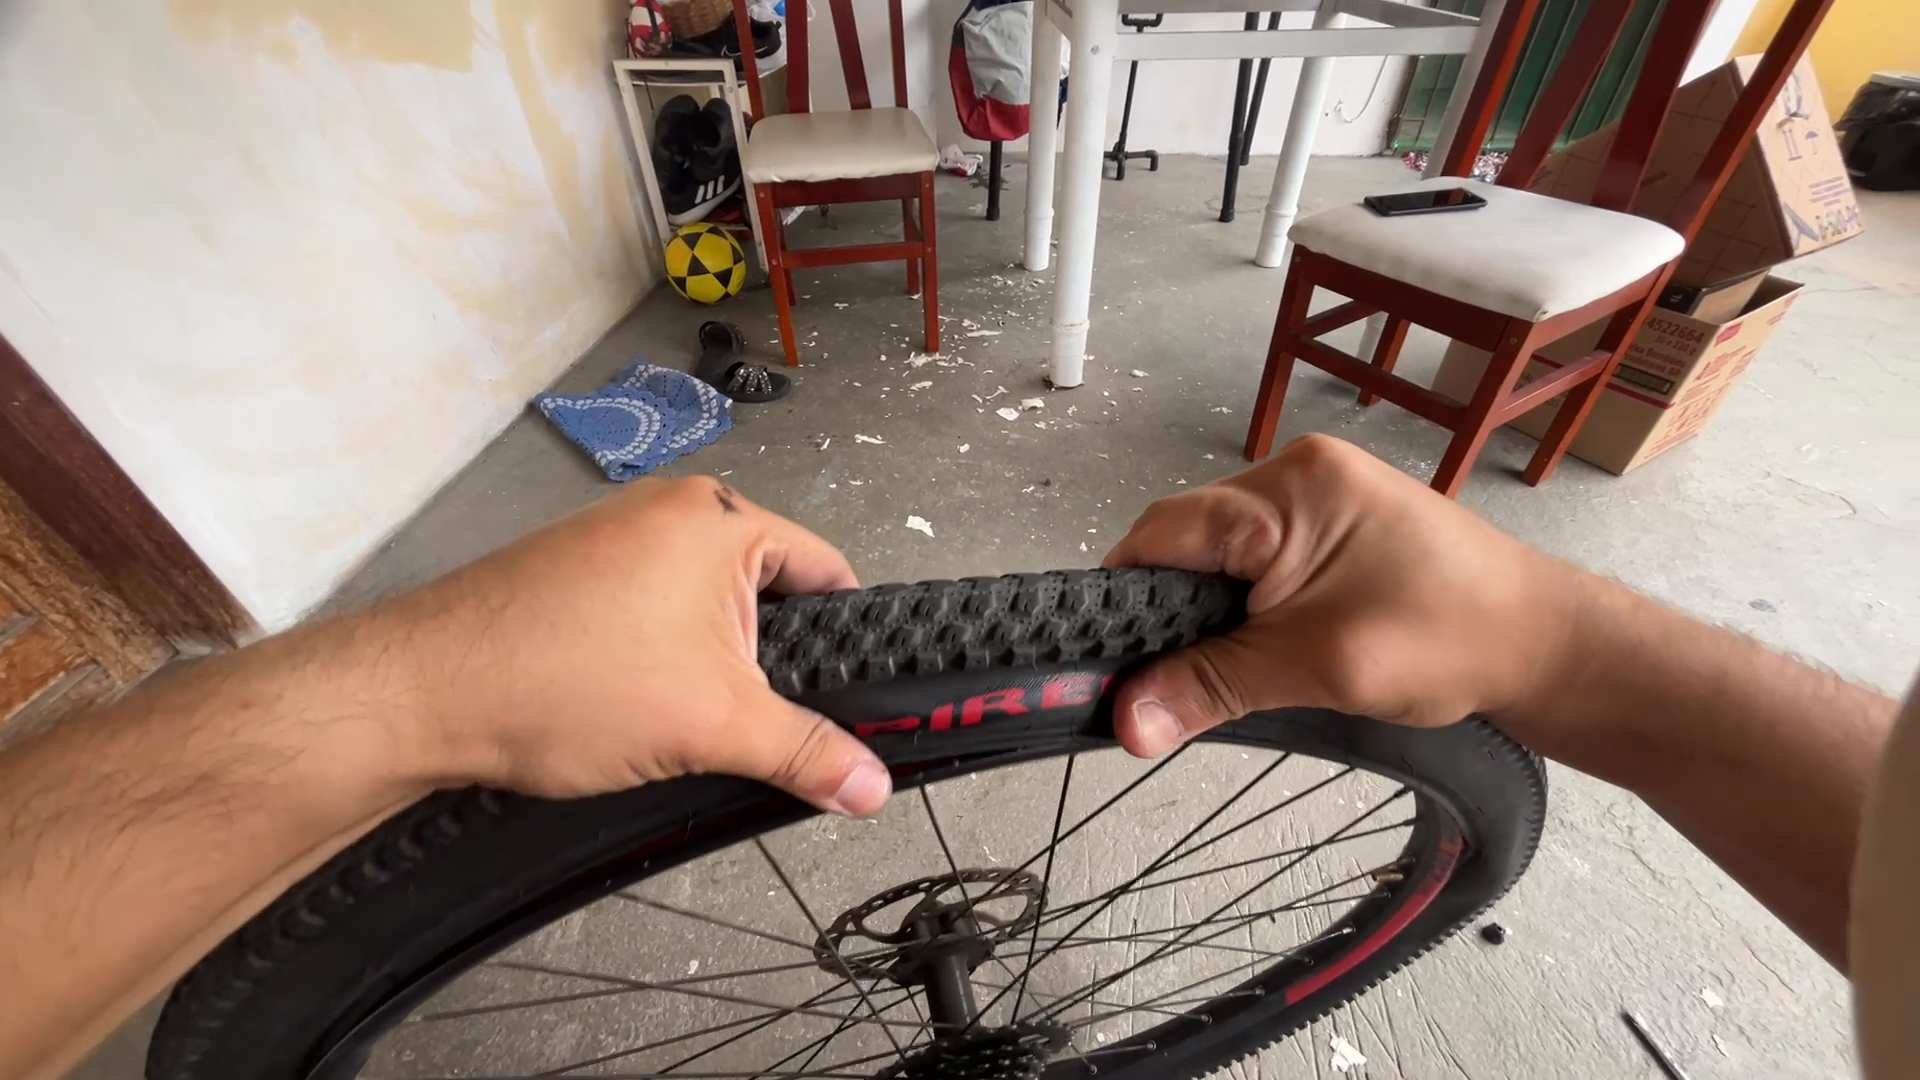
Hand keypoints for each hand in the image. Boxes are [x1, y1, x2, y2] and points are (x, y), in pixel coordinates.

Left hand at [383, 476, 891, 814]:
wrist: (411, 695)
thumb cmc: (567, 682)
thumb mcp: (712, 724)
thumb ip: (806, 752)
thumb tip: (875, 788)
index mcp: (721, 517)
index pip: (826, 568)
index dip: (850, 631)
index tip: (852, 686)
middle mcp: (675, 509)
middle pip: (770, 587)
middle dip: (777, 652)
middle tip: (770, 711)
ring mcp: (623, 533)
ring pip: (714, 600)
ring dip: (723, 654)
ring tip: (705, 709)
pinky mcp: (585, 566)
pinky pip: (663, 602)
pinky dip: (675, 645)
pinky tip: (651, 692)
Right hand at [1102, 435, 1579, 756]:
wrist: (1553, 646)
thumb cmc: (1447, 643)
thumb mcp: (1316, 667)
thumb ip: (1213, 685)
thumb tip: (1124, 724)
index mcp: (1286, 489)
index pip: (1166, 529)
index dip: (1123, 588)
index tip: (1101, 650)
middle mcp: (1289, 474)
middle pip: (1186, 538)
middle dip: (1166, 605)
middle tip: (1152, 667)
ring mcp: (1310, 493)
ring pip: (1215, 551)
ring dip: (1202, 606)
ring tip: (1198, 658)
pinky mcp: (1326, 520)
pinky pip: (1250, 556)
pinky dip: (1234, 601)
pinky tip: (1241, 636)